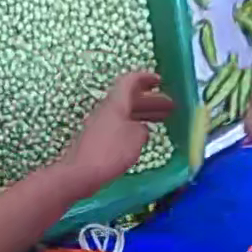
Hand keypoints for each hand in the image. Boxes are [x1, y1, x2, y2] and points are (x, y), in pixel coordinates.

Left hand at [55, 70, 174, 194]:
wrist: (79, 174)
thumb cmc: (110, 151)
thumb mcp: (136, 137)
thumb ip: (142, 129)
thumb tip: (140, 129)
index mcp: (115, 103)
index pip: (130, 81)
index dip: (146, 78)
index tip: (161, 81)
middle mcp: (106, 111)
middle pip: (130, 99)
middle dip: (151, 101)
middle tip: (171, 106)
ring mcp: (100, 126)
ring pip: (125, 114)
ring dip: (144, 115)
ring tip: (163, 120)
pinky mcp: (97, 141)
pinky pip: (119, 128)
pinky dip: (133, 128)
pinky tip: (142, 137)